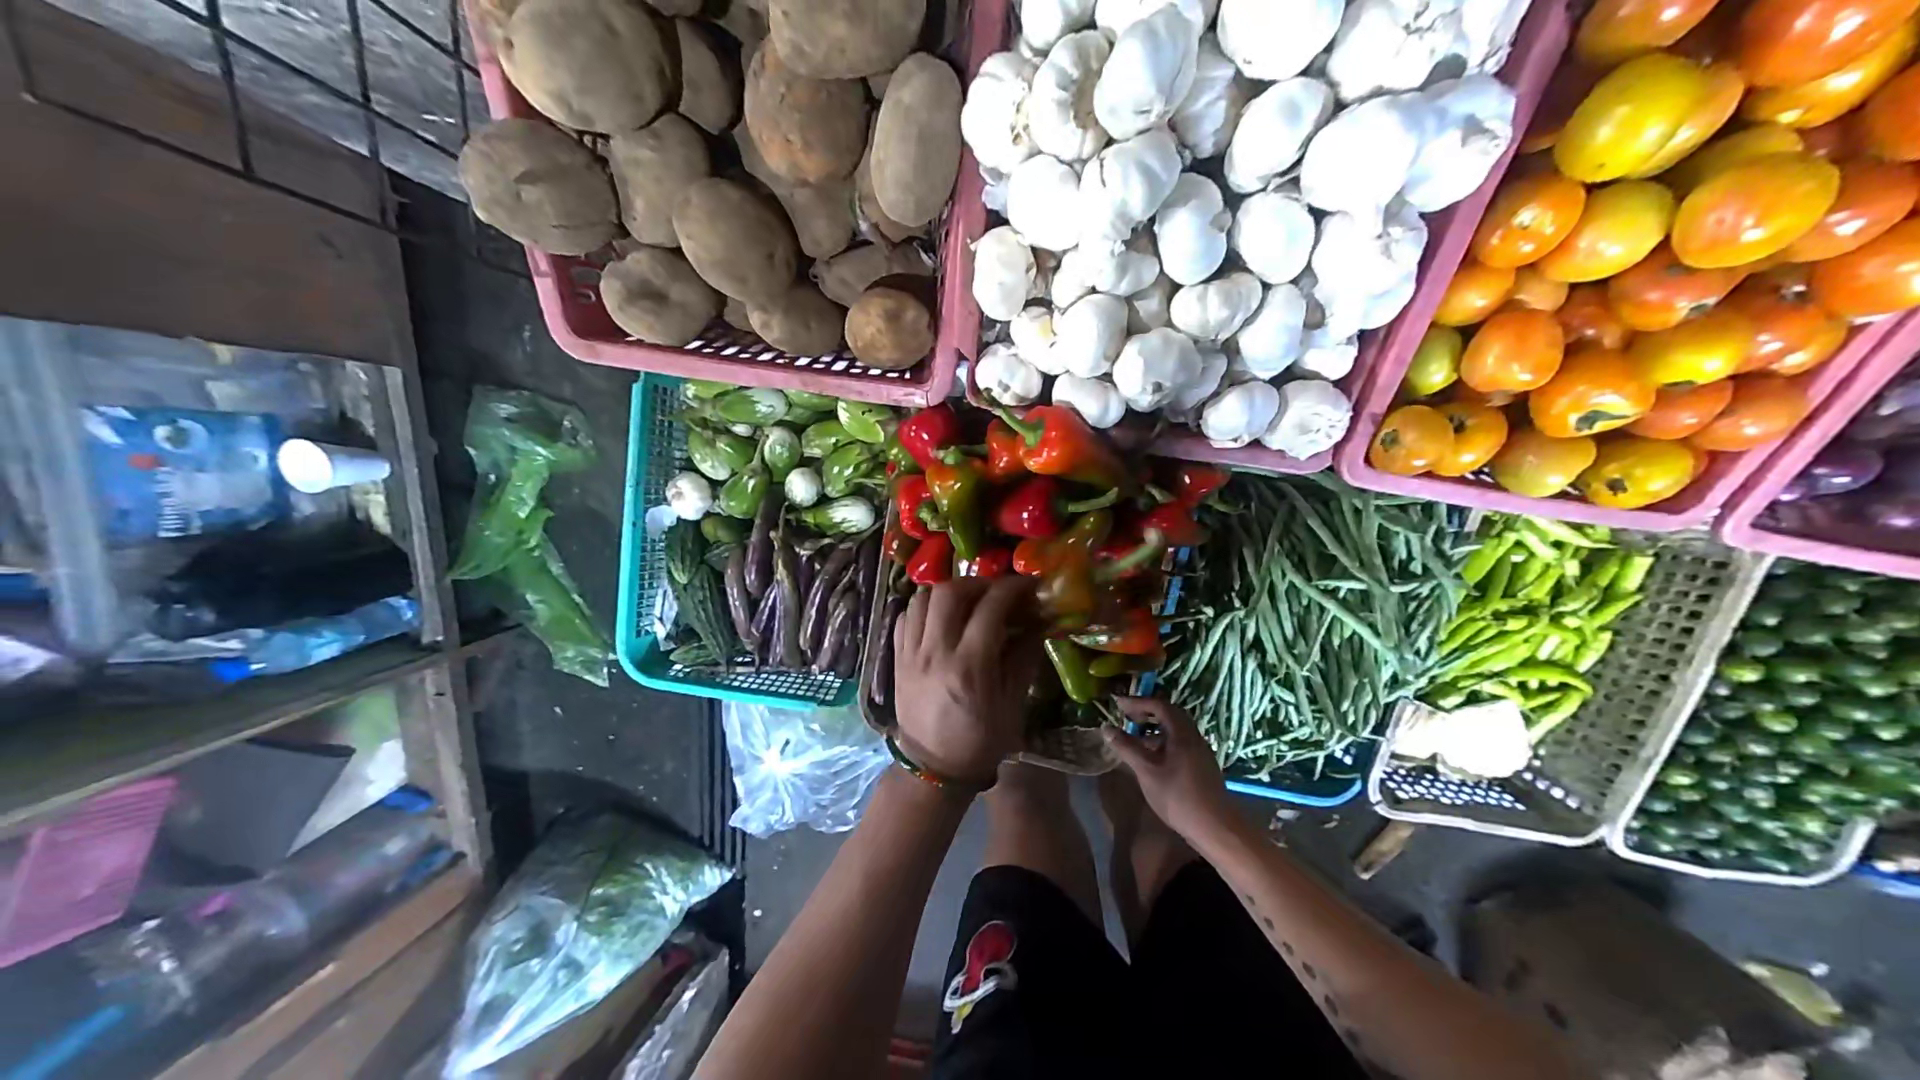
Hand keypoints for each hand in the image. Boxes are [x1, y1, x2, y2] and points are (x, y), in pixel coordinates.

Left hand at [892, 578, 1042, 785]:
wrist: (933, 768)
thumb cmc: (980, 741)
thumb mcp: (1013, 704)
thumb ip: (1023, 658)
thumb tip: (1037, 622)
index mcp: (969, 667)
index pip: (990, 607)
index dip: (1012, 588)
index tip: (1027, 585)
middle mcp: (935, 652)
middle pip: (949, 592)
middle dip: (978, 582)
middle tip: (996, 591)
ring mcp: (911, 653)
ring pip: (922, 599)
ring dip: (948, 591)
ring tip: (968, 601)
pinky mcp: (897, 658)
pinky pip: (905, 617)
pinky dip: (924, 608)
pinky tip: (941, 617)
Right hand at [1103, 697, 1236, 843]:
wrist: (1215, 827)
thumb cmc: (1178, 796)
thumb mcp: (1146, 770)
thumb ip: (1126, 747)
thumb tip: (1106, 727)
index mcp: (1182, 733)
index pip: (1160, 705)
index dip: (1138, 702)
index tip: (1118, 704)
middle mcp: (1194, 737)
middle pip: (1170, 715)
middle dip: (1147, 713)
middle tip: (1126, 717)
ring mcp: (1200, 752)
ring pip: (1175, 732)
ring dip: (1154, 730)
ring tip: (1134, 740)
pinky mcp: (1201, 767)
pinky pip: (1179, 745)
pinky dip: (1162, 743)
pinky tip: (1152, 759)